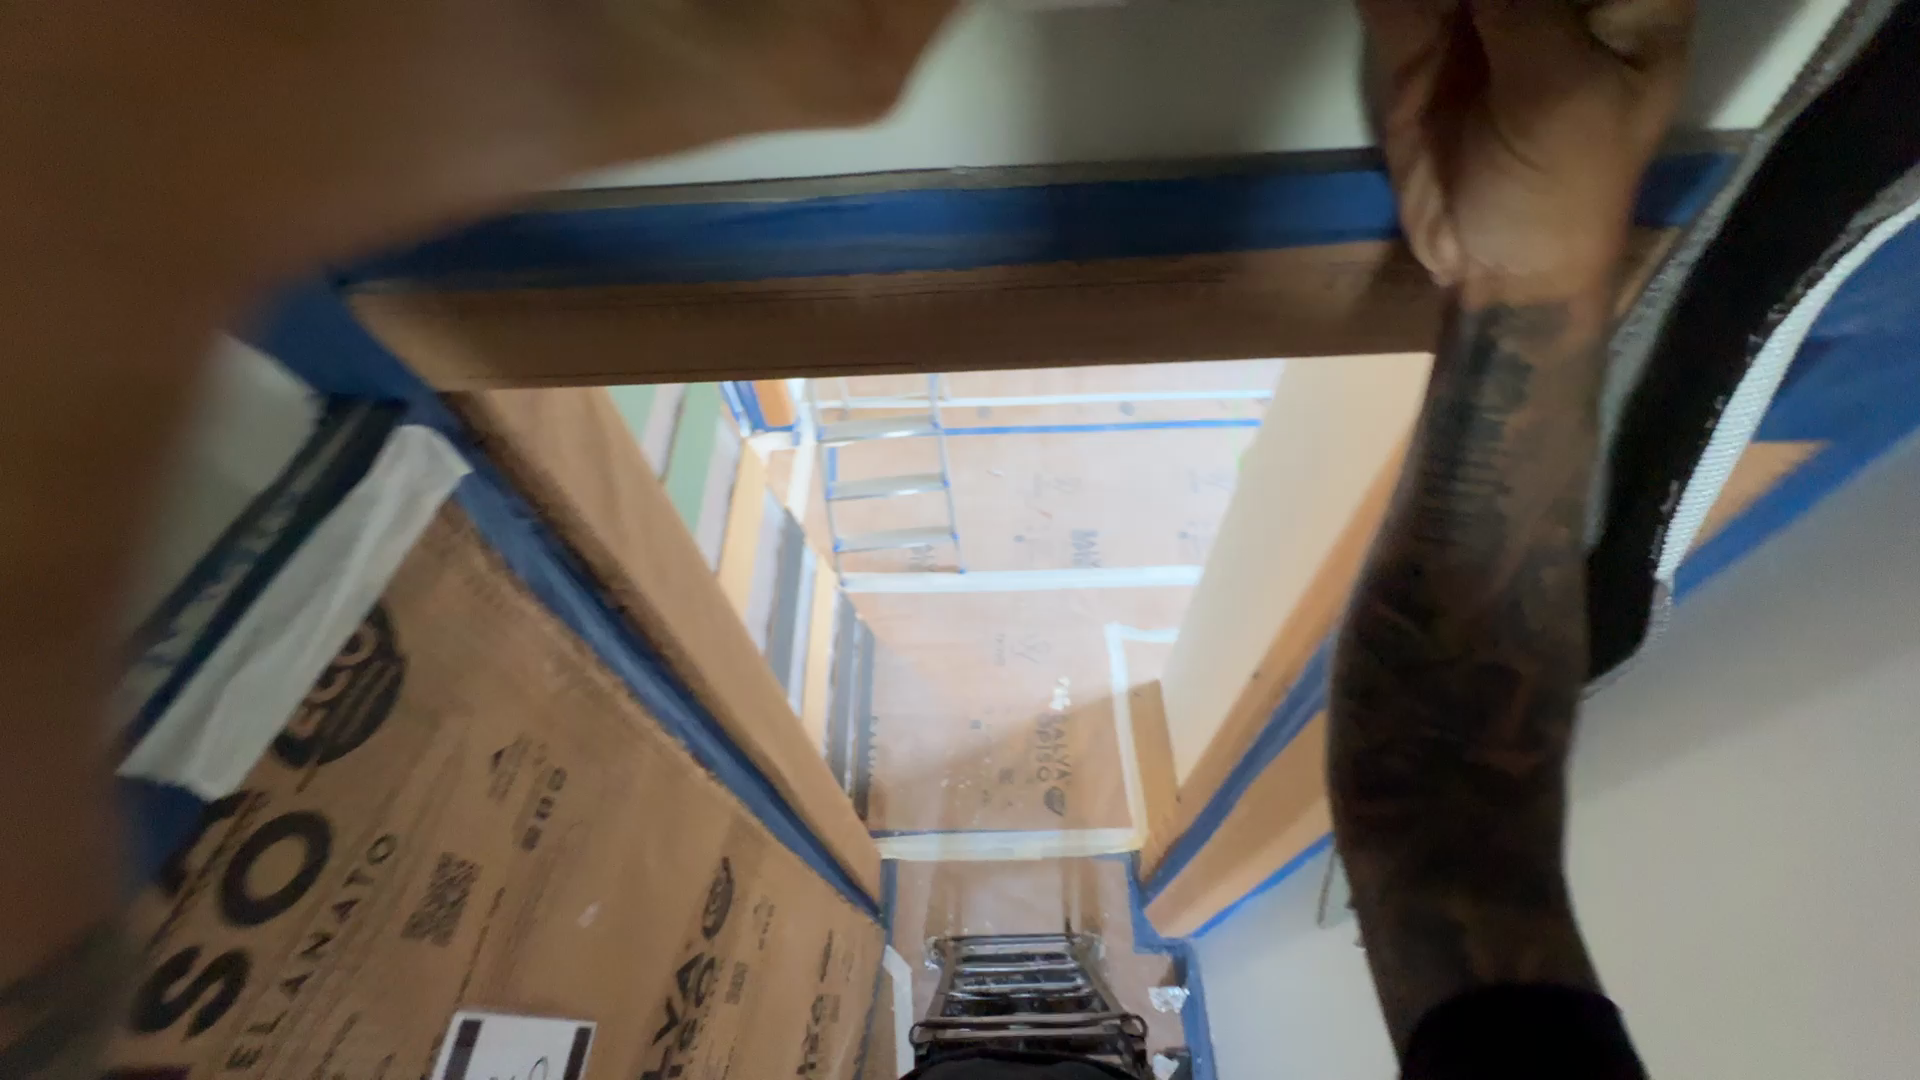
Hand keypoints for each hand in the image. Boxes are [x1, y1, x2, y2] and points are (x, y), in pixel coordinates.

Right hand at [1360, 0, 1693, 293]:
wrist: (1493, 265)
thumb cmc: (1560, 184)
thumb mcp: (1560, 91)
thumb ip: (1525, 13)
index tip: (1493, 0)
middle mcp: (1554, 1)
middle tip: (1460, 1)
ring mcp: (1480, 25)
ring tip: (1429, 1)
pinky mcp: (1420, 60)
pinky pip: (1400, 8)